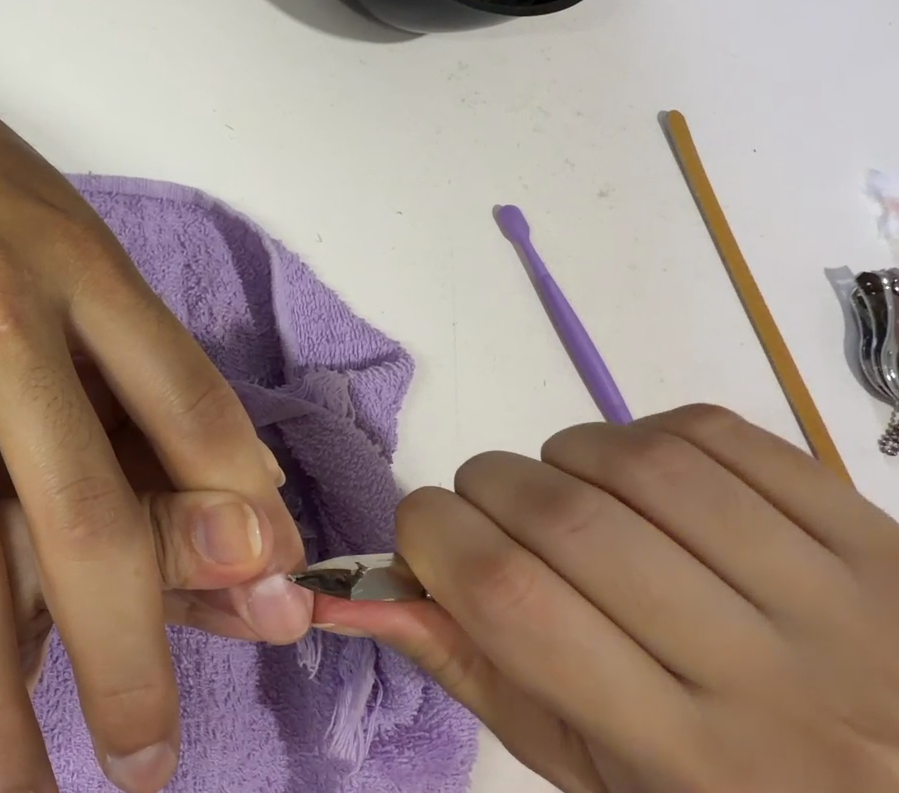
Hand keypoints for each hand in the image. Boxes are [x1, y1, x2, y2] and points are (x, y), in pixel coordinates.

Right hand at [0, 70, 308, 792]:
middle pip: (78, 506)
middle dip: (125, 651)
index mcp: (84, 271)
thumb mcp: (82, 243)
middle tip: (145, 766)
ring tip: (9, 783)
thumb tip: (233, 489)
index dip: (239, 526)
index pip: (189, 412)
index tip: (263, 622)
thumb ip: (145, 361)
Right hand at [315, 406, 898, 791]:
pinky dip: (646, 433)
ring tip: (568, 492)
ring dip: (563, 456)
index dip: (431, 535)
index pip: (507, 595)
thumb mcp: (578, 761)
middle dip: (484, 488)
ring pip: (639, 463)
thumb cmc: (708, 783)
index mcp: (684, 753)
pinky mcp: (880, 538)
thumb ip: (463, 667)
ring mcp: (846, 603)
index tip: (428, 537)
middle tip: (490, 516)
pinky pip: (720, 435)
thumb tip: (345, 594)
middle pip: (563, 519)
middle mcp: (773, 681)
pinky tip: (644, 480)